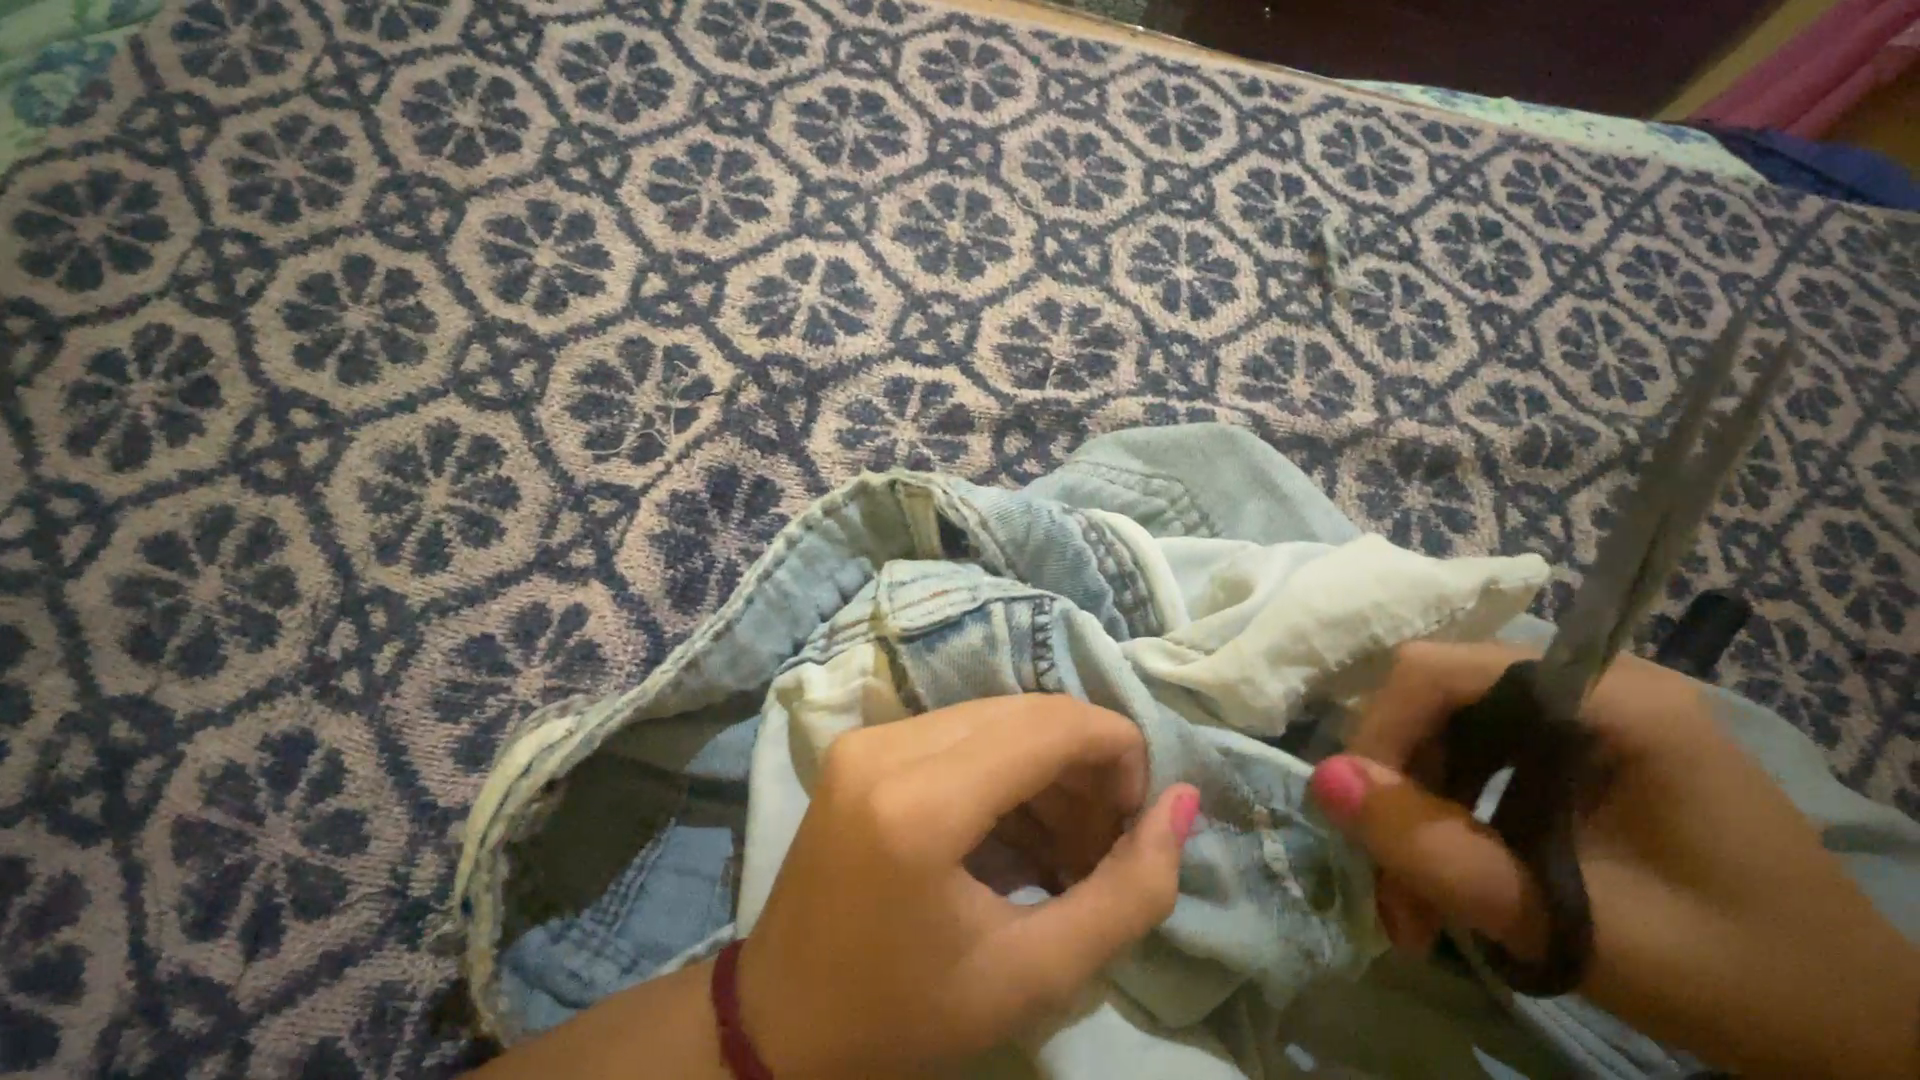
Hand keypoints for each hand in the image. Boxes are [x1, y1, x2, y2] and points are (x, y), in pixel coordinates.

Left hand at [739, 696, 1200, 1076]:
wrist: (783, 1023)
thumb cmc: (906, 1013)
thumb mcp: (1033, 975)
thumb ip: (1127, 892)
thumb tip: (1182, 804)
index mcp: (921, 805)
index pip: (1054, 726)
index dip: (1119, 753)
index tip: (1138, 820)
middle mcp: (888, 748)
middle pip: (1028, 713)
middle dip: (1087, 766)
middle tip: (1103, 846)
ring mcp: (866, 741)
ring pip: (997, 716)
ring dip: (1049, 768)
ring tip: (1065, 851)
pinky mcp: (860, 748)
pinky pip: (959, 731)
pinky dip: (1006, 770)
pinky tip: (1017, 834)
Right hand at [1308, 642, 1919, 1078]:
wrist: (1849, 1028)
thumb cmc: (1730, 974)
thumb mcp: (1569, 924)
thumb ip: (1441, 853)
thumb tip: (1320, 781)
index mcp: (1612, 698)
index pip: (1439, 671)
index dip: (1378, 737)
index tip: (1361, 829)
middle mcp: (1595, 683)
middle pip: (1436, 701)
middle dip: (1396, 793)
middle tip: (1394, 896)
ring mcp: (1589, 714)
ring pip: (1448, 733)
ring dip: (1416, 814)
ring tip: (1418, 908)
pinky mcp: (1582, 750)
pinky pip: (1480, 759)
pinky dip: (1449, 817)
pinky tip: (1453, 879)